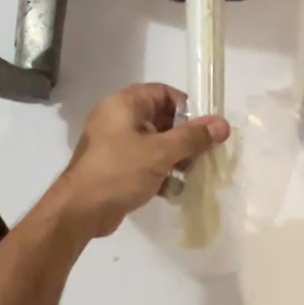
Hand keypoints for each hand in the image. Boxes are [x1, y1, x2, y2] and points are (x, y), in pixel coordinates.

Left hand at [45, 84, 228, 238]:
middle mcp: (118, 118)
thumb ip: (192, 137)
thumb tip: (223, 124)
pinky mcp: (116, 167)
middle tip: (203, 156)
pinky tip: (175, 189)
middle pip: (162, 119)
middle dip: (184, 137)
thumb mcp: (160, 152)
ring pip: (155, 143)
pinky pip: (145, 162)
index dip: (186, 108)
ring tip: (192, 174)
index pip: (163, 93)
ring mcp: (116, 144)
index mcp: (124, 104)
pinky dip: (161, 171)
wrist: (80, 211)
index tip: (205, 129)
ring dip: (175, 157)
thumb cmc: (119, 171)